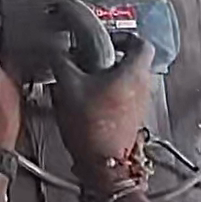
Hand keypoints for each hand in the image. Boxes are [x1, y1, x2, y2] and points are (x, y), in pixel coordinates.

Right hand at [49, 36, 153, 186]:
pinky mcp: (134, 119)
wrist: (103, 165)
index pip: (141, 42)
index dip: (124, 36)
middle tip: (91, 58)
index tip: (106, 39)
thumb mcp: (69, 87)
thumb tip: (57, 52)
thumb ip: (62, 64)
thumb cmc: (92, 126)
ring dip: (110, 76)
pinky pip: (125, 97)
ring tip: (86, 79)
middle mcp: (143, 87)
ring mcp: (141, 105)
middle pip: (134, 61)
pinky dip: (110, 92)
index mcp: (133, 73)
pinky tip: (89, 99)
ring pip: (129, 79)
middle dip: (112, 57)